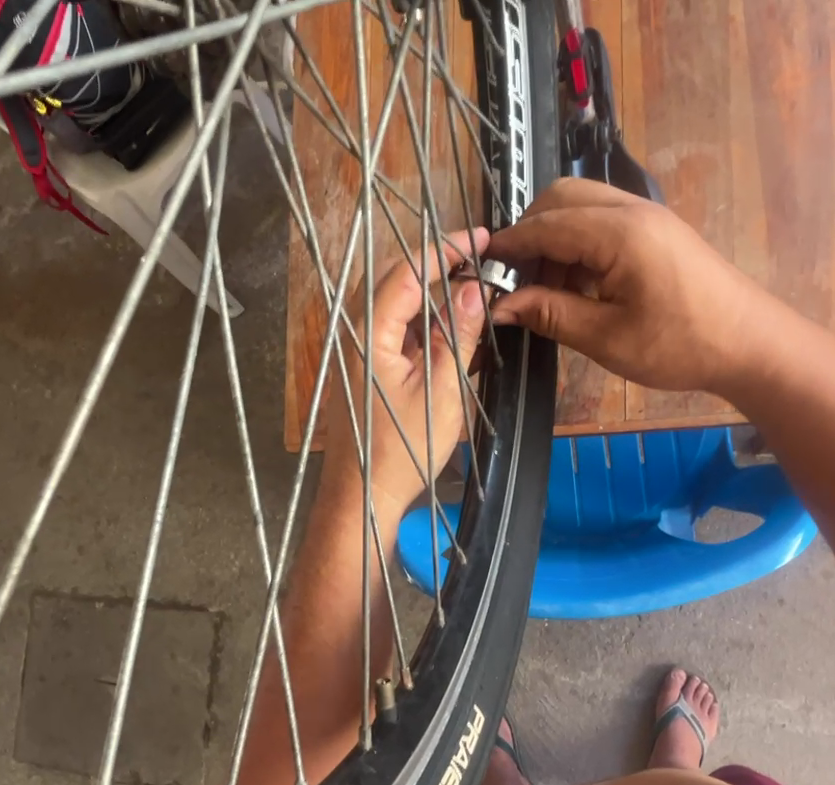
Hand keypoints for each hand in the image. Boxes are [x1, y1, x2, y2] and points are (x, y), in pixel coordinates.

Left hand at [323, 228, 489, 514]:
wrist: (363, 497)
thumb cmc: (402, 451)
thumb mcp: (441, 391)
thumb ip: (457, 334)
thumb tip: (474, 288)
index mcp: (368, 333)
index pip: (406, 271)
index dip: (444, 248)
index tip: (479, 237)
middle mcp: (355, 334)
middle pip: (395, 280)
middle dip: (437, 264)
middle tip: (478, 258)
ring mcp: (357, 352)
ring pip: (394, 304)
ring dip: (430, 292)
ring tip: (471, 287)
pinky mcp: (364, 369)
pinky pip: (393, 330)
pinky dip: (421, 322)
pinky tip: (450, 327)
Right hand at [485, 178, 804, 393]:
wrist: (751, 344)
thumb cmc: (680, 345)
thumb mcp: (606, 337)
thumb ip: (550, 314)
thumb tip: (500, 306)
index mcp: (619, 232)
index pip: (545, 225)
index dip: (508, 246)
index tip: (478, 270)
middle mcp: (631, 210)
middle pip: (561, 198)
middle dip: (530, 233)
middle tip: (516, 281)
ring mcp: (647, 216)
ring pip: (581, 205)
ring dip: (554, 240)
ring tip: (547, 292)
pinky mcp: (656, 231)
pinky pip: (602, 221)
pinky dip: (578, 245)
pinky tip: (578, 287)